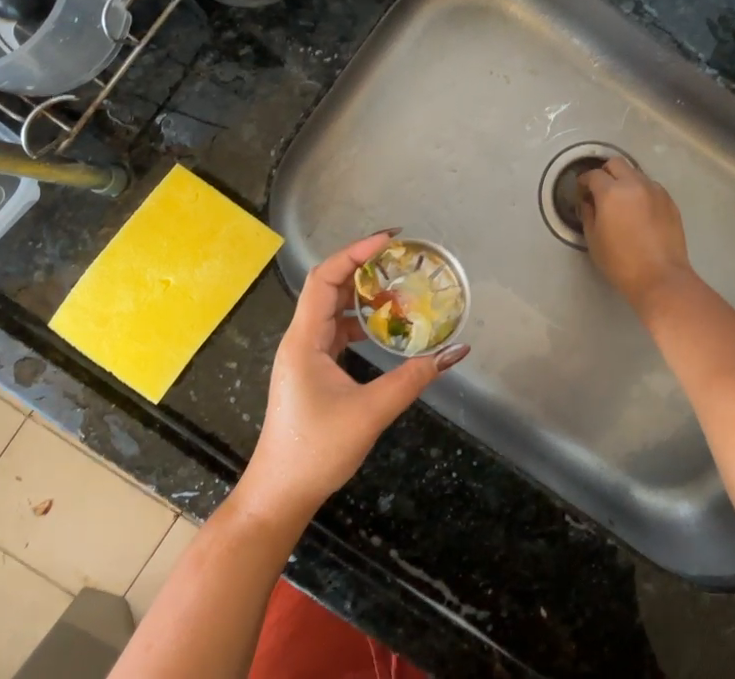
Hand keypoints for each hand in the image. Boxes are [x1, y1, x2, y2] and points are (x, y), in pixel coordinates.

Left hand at [243, 232, 469, 517]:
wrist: (281, 493)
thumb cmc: (317, 450)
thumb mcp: (371, 411)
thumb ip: (413, 378)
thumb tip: (454, 353)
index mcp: (304, 340)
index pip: (325, 278)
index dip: (355, 253)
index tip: (388, 240)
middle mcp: (300, 340)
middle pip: (329, 288)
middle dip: (364, 269)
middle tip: (401, 259)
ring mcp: (304, 356)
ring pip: (333, 311)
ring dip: (364, 298)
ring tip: (400, 289)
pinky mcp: (312, 372)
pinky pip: (336, 333)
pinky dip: (361, 324)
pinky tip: (386, 329)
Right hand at [579, 158, 696, 312]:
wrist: (660, 277)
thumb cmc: (620, 262)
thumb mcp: (594, 240)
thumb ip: (588, 214)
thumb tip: (589, 202)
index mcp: (611, 192)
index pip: (594, 175)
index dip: (584, 180)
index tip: (582, 189)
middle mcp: (634, 184)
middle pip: (617, 164)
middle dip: (605, 172)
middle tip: (600, 190)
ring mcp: (655, 191)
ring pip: (636, 174)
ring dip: (625, 181)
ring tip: (622, 201)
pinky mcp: (670, 202)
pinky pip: (651, 188)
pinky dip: (641, 192)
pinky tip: (640, 211)